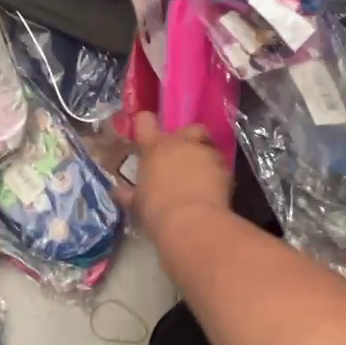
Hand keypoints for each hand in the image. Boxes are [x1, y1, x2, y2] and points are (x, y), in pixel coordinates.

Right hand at [112, 112, 232, 242]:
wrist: (192, 223)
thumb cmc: (157, 211)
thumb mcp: (138, 205)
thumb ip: (130, 195)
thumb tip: (120, 193)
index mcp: (154, 147)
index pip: (145, 121)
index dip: (146, 125)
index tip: (147, 135)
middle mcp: (180, 143)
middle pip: (188, 129)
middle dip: (188, 140)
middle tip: (183, 159)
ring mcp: (204, 153)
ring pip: (208, 146)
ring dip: (204, 158)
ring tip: (201, 179)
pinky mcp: (225, 168)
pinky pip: (221, 165)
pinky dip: (217, 174)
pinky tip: (214, 191)